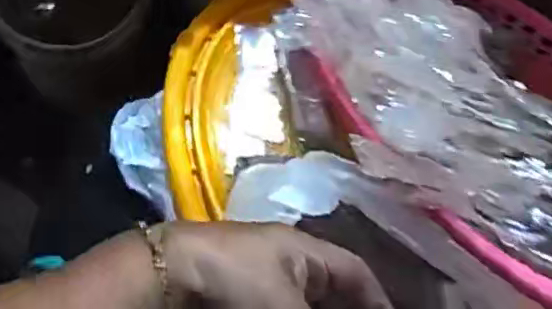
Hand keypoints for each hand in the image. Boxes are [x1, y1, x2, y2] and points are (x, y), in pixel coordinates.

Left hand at [160, 223, 391, 308]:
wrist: (172, 270)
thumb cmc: (235, 276)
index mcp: (302, 248)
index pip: (356, 272)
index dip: (380, 301)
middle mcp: (286, 258)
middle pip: (334, 291)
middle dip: (350, 308)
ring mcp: (265, 275)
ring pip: (308, 299)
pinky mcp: (245, 292)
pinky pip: (282, 302)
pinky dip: (298, 308)